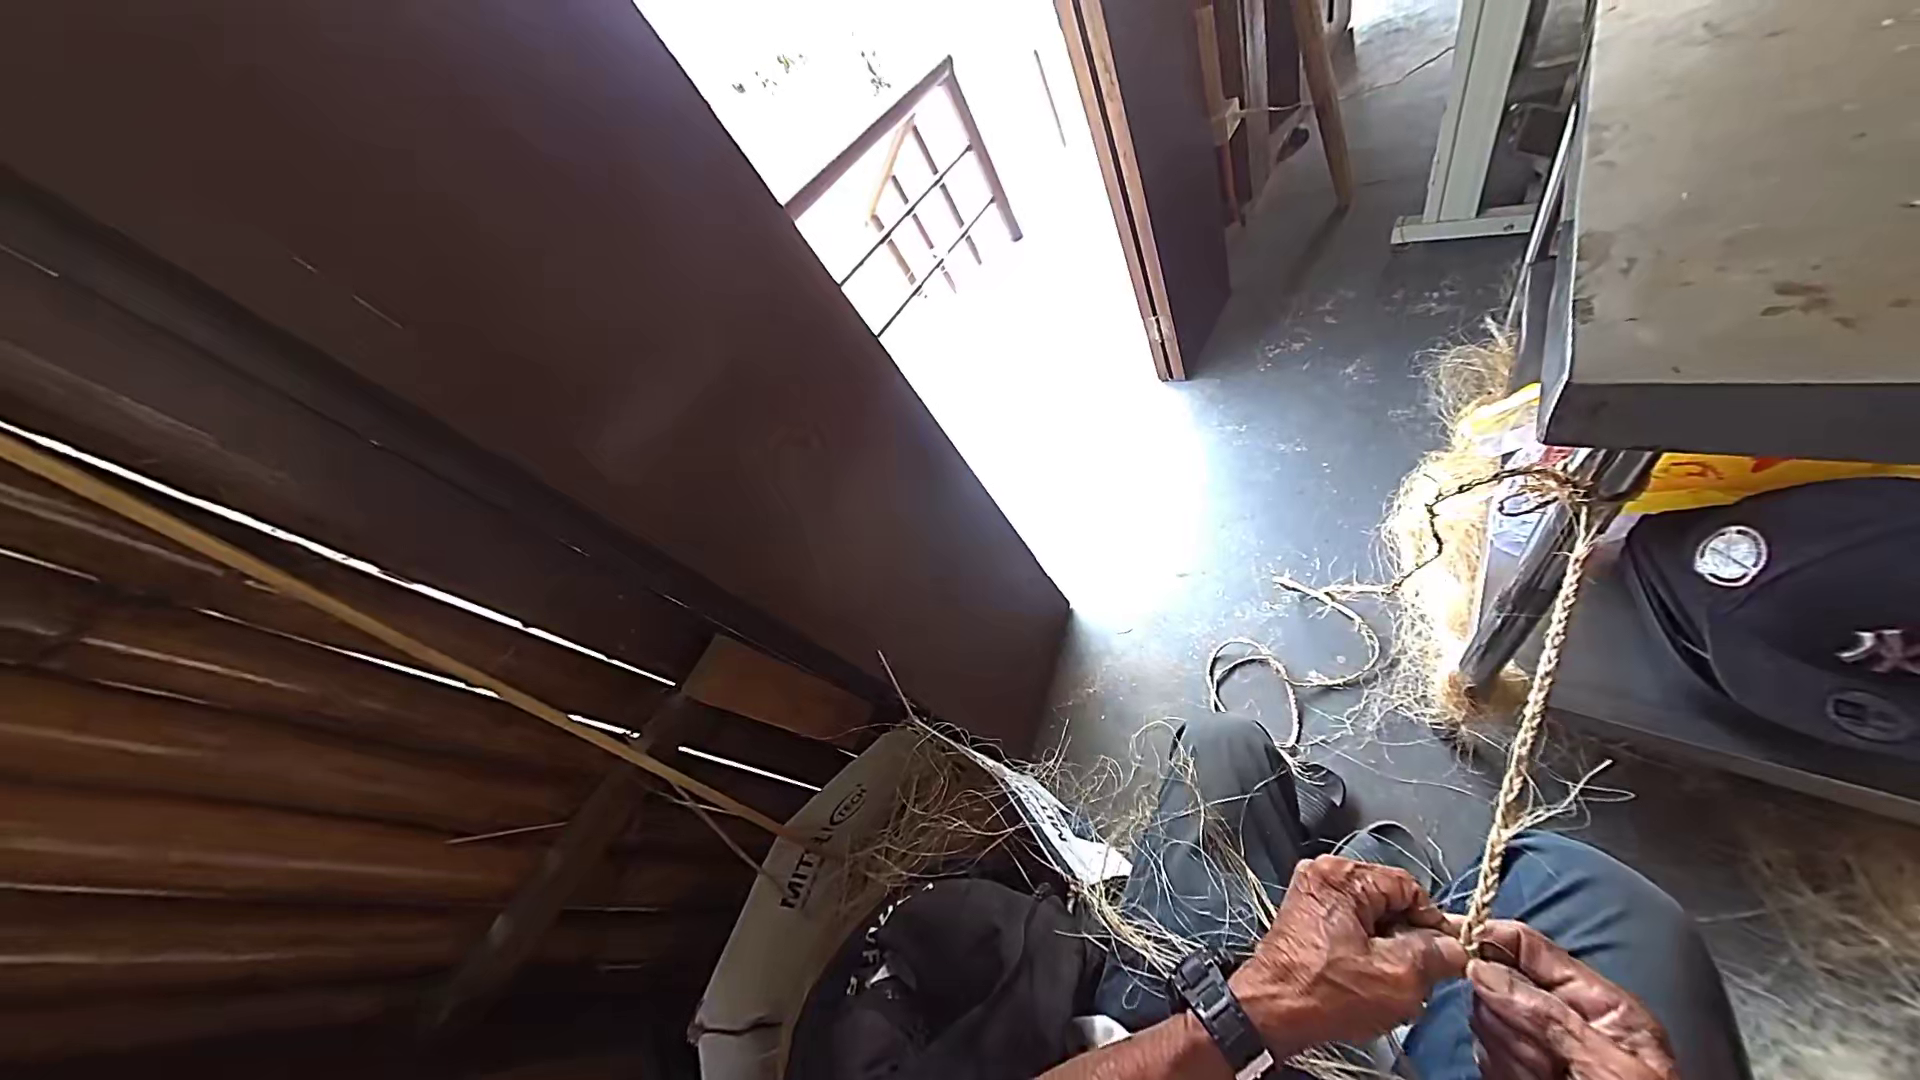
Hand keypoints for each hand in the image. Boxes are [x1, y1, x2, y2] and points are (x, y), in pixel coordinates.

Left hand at [1229, 855, 1466, 1053]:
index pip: (1408, 885)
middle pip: (1389, 897)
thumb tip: (1453, 946)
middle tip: (1420, 971)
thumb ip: (1433, 954)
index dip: (1433, 921)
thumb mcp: (1397, 976)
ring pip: (1373, 913)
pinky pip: (1352, 921)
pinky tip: (1371, 974)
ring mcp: (1312, 892)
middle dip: (1410, 935)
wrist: (1277, 1006)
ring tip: (1392, 977)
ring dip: (1391, 944)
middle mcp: (1322, 874)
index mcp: (1341, 877)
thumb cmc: (1325, 990)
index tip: (1446, 953)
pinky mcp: (1308, 913)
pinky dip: (1368, 945)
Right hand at [1469, 919, 1679, 1079]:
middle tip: (1540, 1057)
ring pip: (1486, 1016)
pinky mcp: (1520, 1067)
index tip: (1454, 947)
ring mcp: (1541, 1042)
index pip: (1525, 943)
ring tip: (1542, 1077)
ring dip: (1506, 1049)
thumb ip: (1547, 1013)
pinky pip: (1486, 1050)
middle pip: (1496, 979)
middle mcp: (1564, 1015)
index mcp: (1597, 1002)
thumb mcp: (1611, 1069)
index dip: (1486, 937)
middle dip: (1505, 1016)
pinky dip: (1502, 1069)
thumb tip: (1479, 966)